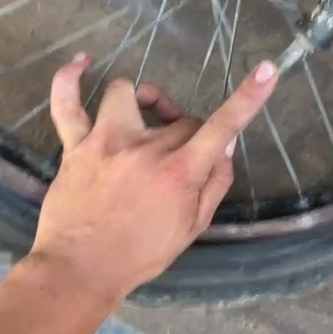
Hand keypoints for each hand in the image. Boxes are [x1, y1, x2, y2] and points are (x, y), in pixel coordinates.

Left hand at [23, 53, 277, 306]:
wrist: (80, 271)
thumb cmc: (142, 253)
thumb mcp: (193, 226)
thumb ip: (214, 183)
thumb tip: (225, 149)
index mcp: (179, 171)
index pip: (223, 126)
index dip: (248, 96)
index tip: (266, 69)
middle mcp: (145, 148)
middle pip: (181, 120)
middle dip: (191, 135)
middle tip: (182, 162)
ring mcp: (106, 142)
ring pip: (130, 95)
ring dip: (146, 102)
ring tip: (146, 117)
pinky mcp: (75, 146)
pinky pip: (66, 104)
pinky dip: (69, 79)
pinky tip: (81, 62)